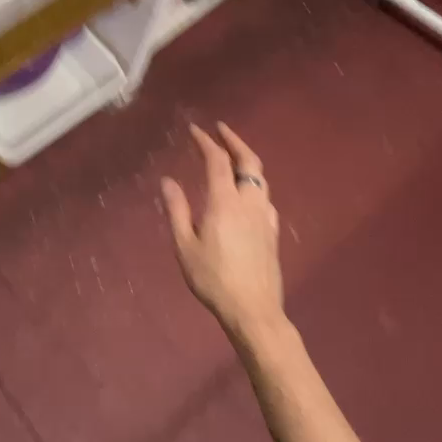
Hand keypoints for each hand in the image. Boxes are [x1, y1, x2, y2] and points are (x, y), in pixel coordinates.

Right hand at [160, 122, 284, 339]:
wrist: (253, 311)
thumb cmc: (213, 278)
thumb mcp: (185, 245)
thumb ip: (177, 210)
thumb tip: (168, 181)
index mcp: (225, 202)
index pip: (217, 160)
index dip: (206, 141)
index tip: (194, 130)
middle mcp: (248, 203)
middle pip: (249, 162)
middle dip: (235, 142)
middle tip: (221, 130)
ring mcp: (264, 218)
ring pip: (261, 179)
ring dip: (247, 161)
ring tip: (232, 157)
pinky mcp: (272, 234)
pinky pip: (266, 198)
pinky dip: (255, 184)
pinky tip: (248, 193)